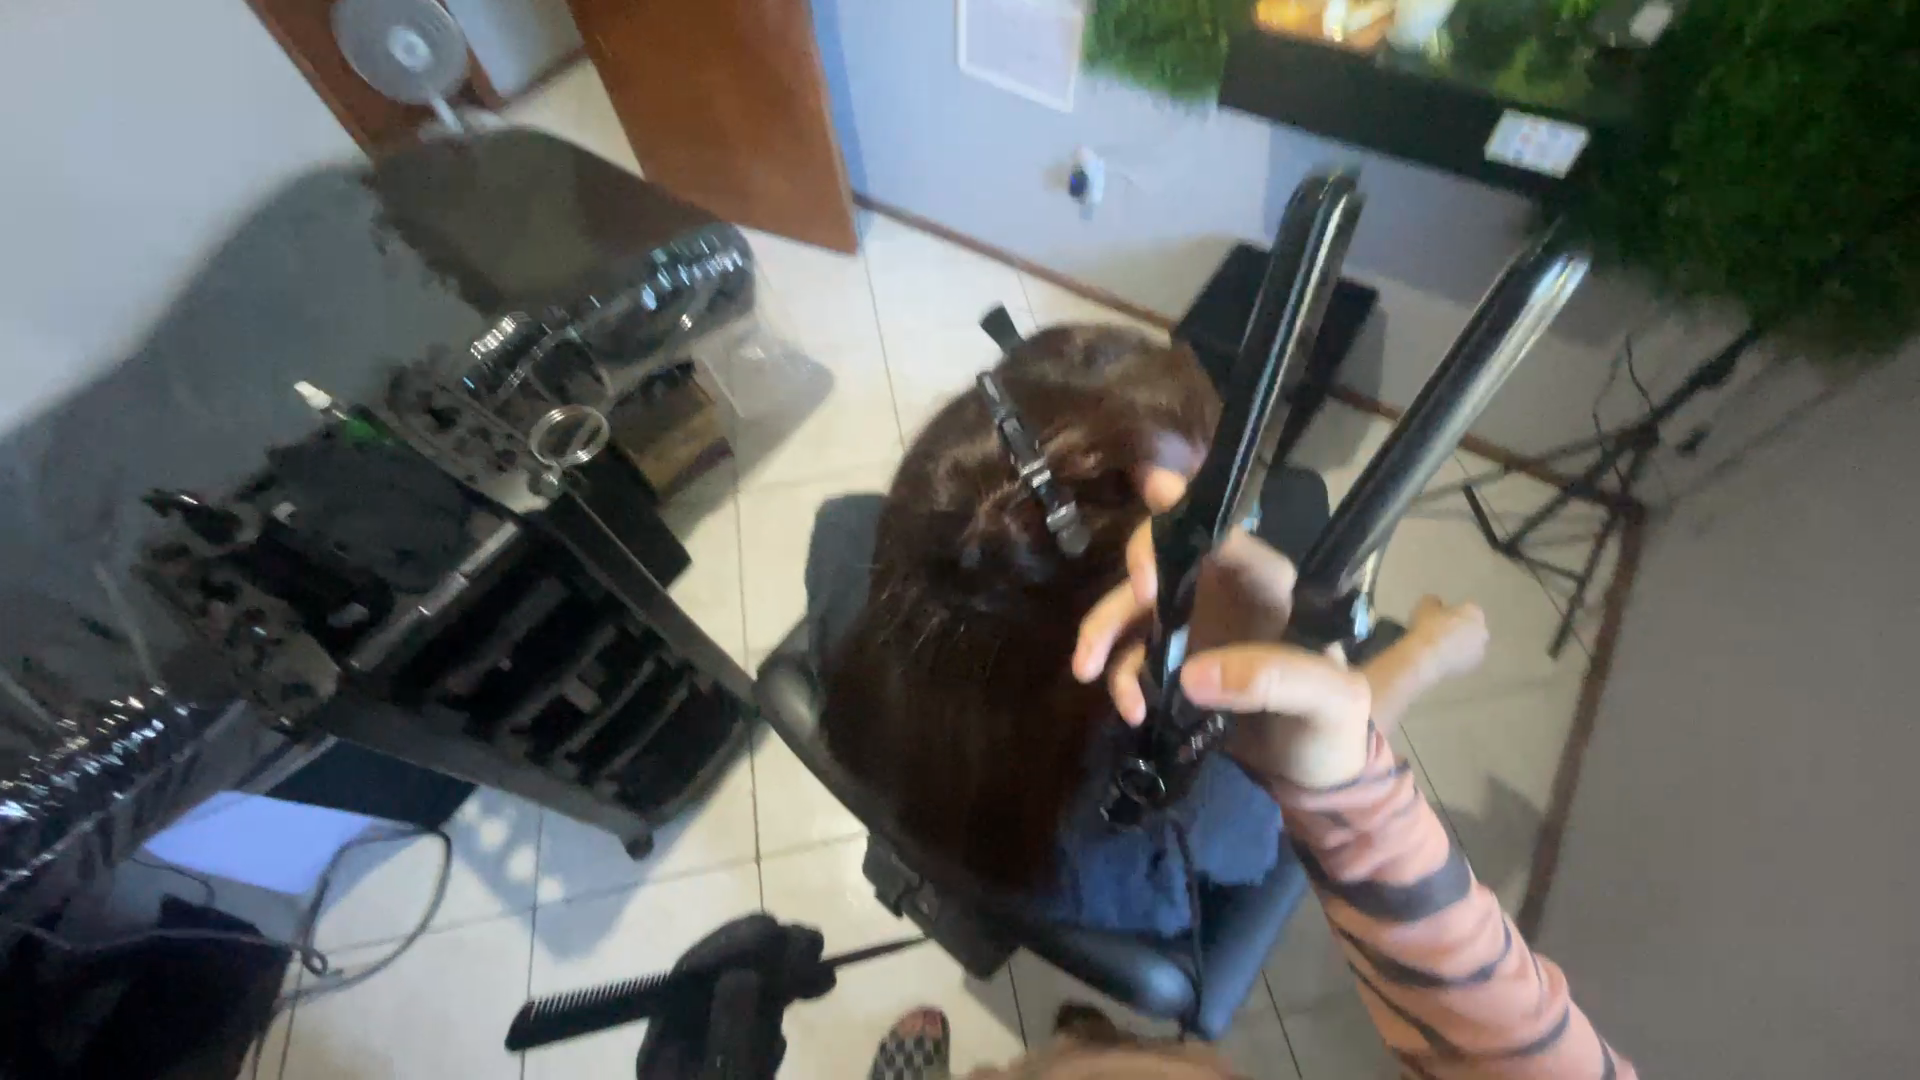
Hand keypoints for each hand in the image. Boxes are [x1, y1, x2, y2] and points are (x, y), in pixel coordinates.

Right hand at [1071, 475, 1374, 788]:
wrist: (1309, 779)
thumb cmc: (1332, 729)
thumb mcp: (1329, 702)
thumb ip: (1275, 678)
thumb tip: (1191, 676)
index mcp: (1268, 588)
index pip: (1225, 536)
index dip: (1186, 510)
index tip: (1153, 489)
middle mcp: (1221, 596)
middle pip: (1164, 561)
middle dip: (1134, 573)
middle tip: (1132, 594)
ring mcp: (1191, 628)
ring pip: (1133, 607)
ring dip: (1102, 631)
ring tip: (1085, 669)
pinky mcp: (1170, 663)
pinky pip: (1130, 657)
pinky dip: (1119, 681)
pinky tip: (1132, 711)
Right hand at [1406, 595, 1488, 680]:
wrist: (1426, 656)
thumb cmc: (1428, 625)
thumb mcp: (1424, 605)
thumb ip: (1433, 601)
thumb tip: (1436, 603)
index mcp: (1475, 613)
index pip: (1467, 607)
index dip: (1452, 610)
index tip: (1438, 613)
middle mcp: (1483, 631)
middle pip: (1471, 626)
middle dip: (1459, 627)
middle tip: (1438, 628)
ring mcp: (1478, 651)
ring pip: (1468, 643)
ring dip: (1457, 642)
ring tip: (1435, 643)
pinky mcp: (1470, 667)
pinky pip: (1461, 657)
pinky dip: (1453, 655)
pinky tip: (1436, 655)